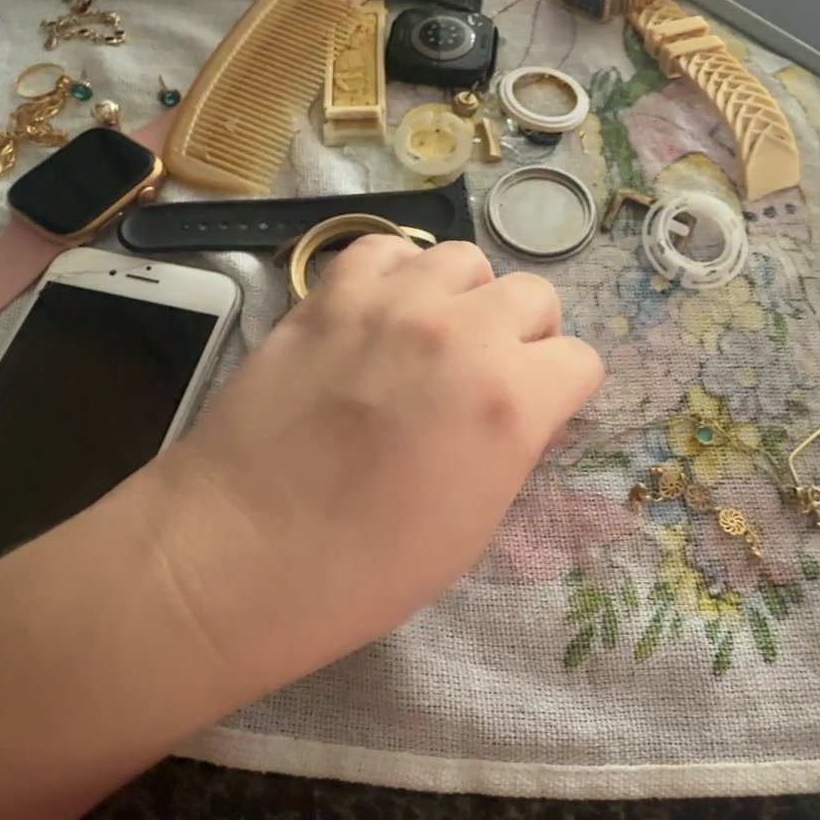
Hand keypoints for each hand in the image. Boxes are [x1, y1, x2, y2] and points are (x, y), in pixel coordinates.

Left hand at [136, 238, 603, 696]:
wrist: (239, 555)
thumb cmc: (366, 569)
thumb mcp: (476, 521)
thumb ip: (513, 442)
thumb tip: (521, 404)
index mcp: (512, 401)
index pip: (581, 361)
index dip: (562, 392)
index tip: (536, 415)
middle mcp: (463, 334)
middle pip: (534, 295)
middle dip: (525, 337)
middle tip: (486, 376)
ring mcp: (392, 304)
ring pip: (466, 260)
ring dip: (465, 298)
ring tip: (434, 338)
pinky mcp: (331, 294)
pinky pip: (388, 250)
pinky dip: (398, 275)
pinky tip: (383, 314)